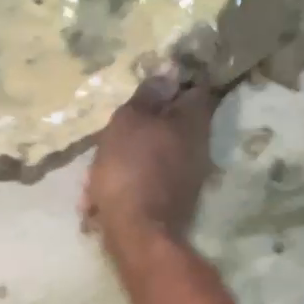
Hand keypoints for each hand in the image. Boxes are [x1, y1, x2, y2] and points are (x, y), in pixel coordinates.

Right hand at [82, 75, 216, 242]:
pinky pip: (152, 179)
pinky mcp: (176, 201)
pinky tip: (107, 190)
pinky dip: (133, 180)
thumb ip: (149, 94)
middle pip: (176, 122)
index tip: (151, 85)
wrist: (138, 233)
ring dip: (134, 155)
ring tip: (103, 164)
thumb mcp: (130, 121)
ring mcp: (190, 177)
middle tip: (118, 127)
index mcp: (193, 121)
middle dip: (147, 123)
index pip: (196, 88)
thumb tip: (170, 70)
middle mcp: (200, 147)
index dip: (176, 82)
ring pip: (159, 153)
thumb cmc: (131, 168)